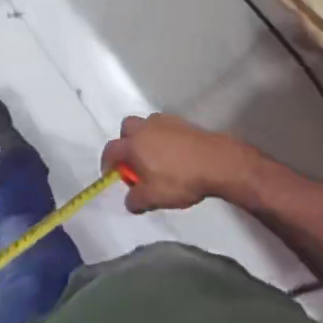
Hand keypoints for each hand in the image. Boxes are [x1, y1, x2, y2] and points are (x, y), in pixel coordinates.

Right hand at [100, 113, 260, 213]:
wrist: (216, 162)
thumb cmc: (180, 180)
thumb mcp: (153, 198)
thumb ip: (135, 200)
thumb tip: (129, 200)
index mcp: (133, 144)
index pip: (110, 150)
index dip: (107, 163)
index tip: (111, 175)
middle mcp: (145, 128)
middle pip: (126, 128)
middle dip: (125, 142)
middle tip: (134, 161)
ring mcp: (164, 122)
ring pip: (146, 124)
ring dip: (145, 137)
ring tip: (155, 156)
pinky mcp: (182, 122)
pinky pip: (164, 126)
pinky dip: (163, 136)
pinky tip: (174, 153)